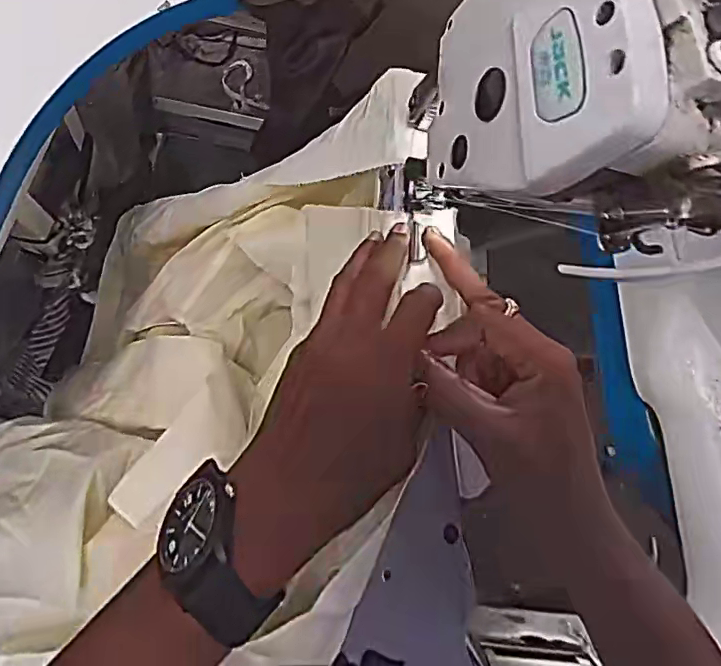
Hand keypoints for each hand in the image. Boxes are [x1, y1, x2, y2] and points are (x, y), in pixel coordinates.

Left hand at [228, 226, 442, 594]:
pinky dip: (343, 284)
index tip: (436, 292)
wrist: (284, 487)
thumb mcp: (404, 442)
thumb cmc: (347, 476)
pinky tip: (350, 283)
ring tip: (373, 240)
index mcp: (387, 362)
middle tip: (400, 233)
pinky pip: (329, 304)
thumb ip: (419, 397)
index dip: (431, 295)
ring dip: (362, 258)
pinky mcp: (305, 349)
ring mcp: (325, 341)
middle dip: (391, 252)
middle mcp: (354, 341)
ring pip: (346, 285)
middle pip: (376, 280)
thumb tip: (425, 373)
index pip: (417, 308)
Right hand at [418, 229, 609, 565]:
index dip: (455, 273)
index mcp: (542, 358)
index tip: (434, 246)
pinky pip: (479, 373)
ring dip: (455, 373)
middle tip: (423, 368)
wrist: (572, 527)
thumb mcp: (491, 435)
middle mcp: (538, 359)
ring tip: (458, 408)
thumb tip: (417, 359)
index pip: (489, 307)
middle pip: (477, 329)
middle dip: (447, 349)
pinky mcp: (519, 392)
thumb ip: (448, 391)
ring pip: (475, 352)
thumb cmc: (552, 488)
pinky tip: (462, 411)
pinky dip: (462, 387)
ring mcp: (528, 375)